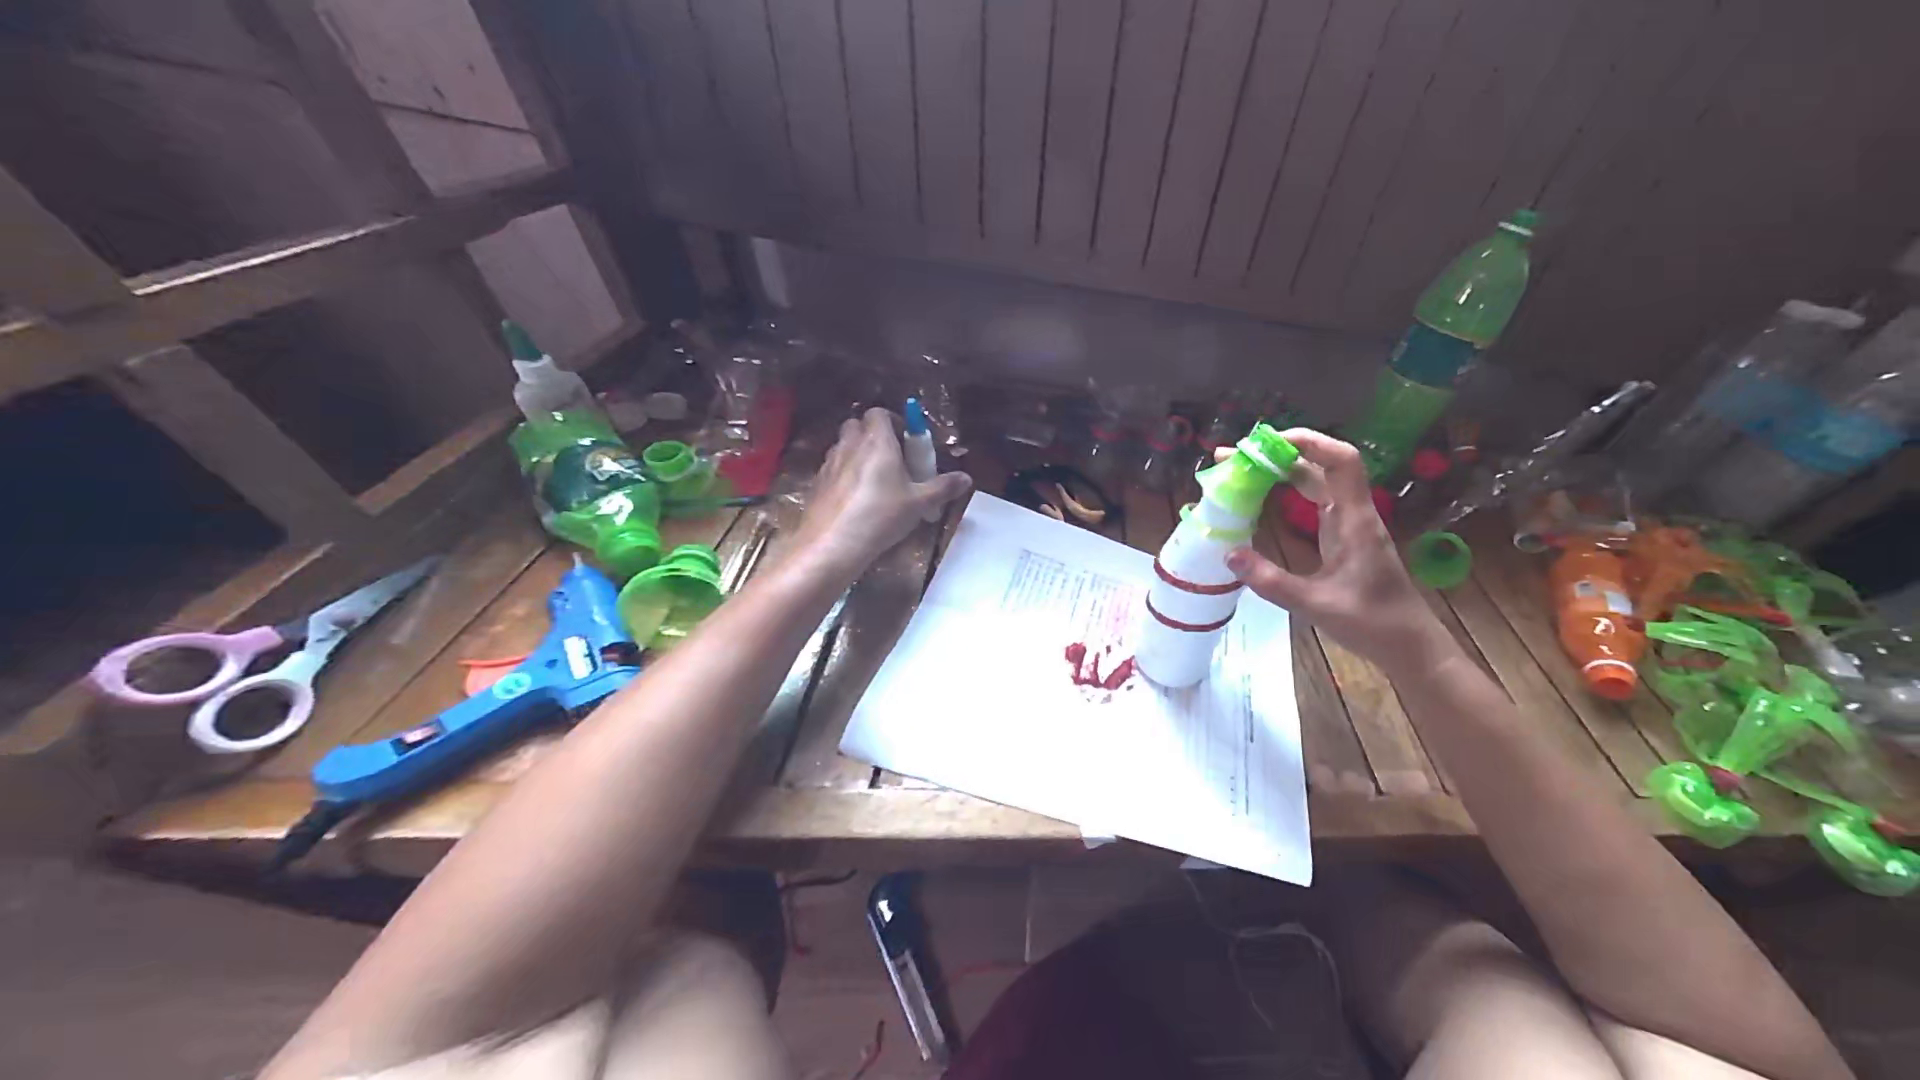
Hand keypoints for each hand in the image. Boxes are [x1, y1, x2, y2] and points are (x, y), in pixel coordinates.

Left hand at [793, 407, 971, 574]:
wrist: (832, 544)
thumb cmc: (880, 515)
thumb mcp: (919, 503)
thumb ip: (942, 487)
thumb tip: (966, 478)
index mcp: (877, 440)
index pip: (880, 413)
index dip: (894, 422)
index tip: (908, 440)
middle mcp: (849, 444)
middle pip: (858, 425)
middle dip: (874, 436)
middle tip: (892, 459)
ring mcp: (829, 463)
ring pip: (843, 447)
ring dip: (858, 455)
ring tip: (875, 481)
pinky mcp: (816, 483)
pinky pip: (832, 469)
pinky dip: (844, 475)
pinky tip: (855, 500)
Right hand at [1221, 429, 1453, 676]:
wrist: (1409, 644)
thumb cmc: (1372, 623)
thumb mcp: (1316, 606)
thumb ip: (1271, 581)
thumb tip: (1228, 554)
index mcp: (1354, 521)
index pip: (1340, 461)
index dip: (1307, 441)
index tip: (1263, 443)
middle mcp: (1352, 513)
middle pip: (1320, 464)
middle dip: (1278, 453)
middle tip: (1233, 457)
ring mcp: (1348, 523)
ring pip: (1315, 480)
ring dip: (1280, 469)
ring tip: (1239, 470)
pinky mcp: (1342, 535)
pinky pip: (1313, 500)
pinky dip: (1286, 490)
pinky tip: (1260, 496)